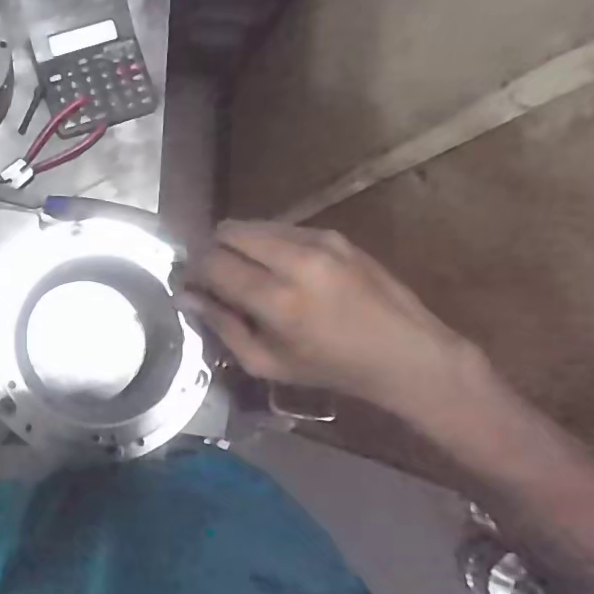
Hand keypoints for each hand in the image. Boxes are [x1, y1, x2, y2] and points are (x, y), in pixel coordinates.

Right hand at [181, 220, 482, 413]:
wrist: (406, 353)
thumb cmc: (332, 369)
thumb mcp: (267, 364)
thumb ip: (222, 326)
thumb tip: (187, 295)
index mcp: (278, 301)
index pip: (213, 263)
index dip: (192, 270)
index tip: (188, 282)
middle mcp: (296, 261)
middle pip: (228, 231)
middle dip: (212, 250)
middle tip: (213, 273)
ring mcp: (318, 241)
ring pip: (253, 224)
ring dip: (238, 244)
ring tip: (244, 270)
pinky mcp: (334, 234)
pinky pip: (281, 228)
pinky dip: (267, 243)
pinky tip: (278, 267)